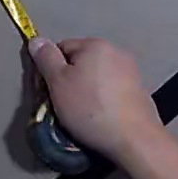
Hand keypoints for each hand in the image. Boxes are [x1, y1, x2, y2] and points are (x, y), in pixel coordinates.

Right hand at [28, 37, 165, 161]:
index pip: (62, 47)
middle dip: (71, 79)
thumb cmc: (90, 109)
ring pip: (97, 75)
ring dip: (88, 89)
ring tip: (84, 113)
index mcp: (95, 44)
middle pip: (81, 61)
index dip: (51, 68)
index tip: (49, 90)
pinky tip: (102, 115)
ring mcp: (131, 70)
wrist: (134, 138)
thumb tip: (37, 40)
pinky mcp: (139, 89)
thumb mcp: (58, 83)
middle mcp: (116, 51)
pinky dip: (104, 98)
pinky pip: (112, 88)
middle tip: (65, 103)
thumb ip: (46, 58)